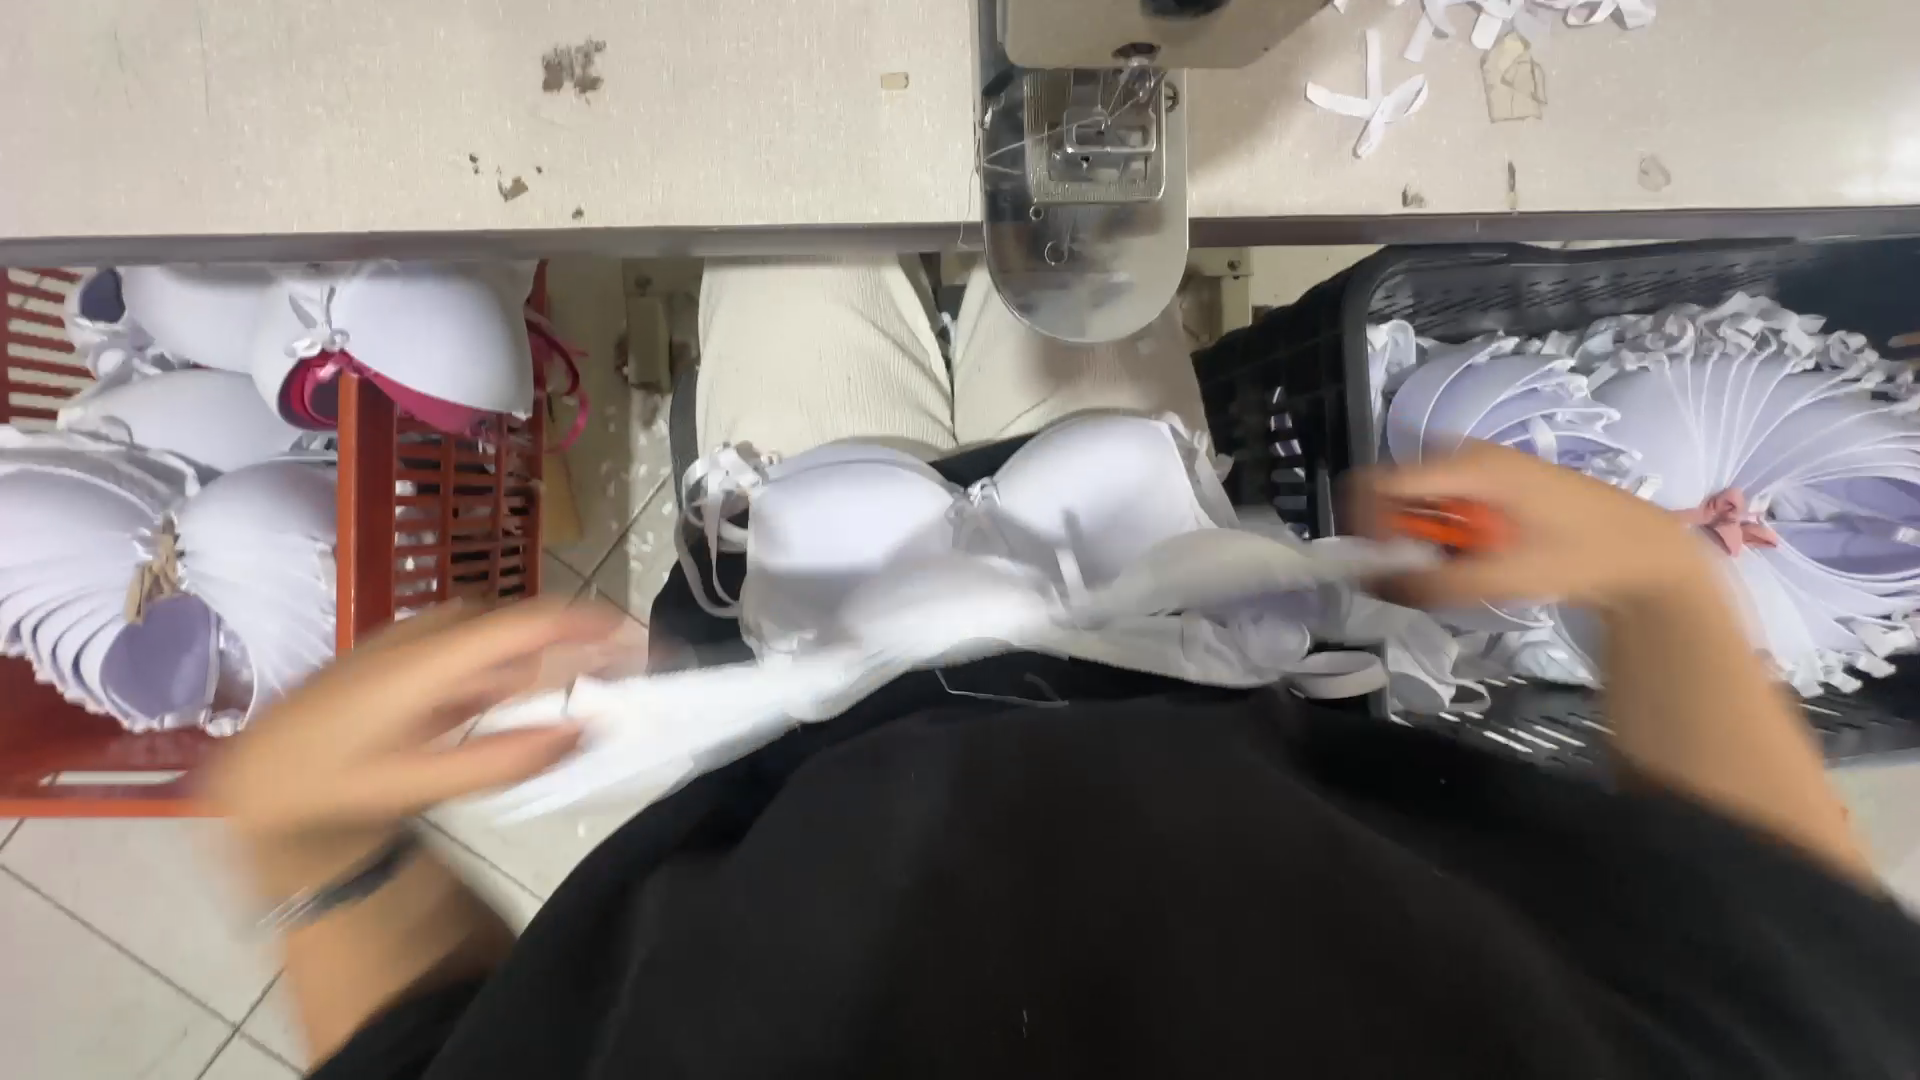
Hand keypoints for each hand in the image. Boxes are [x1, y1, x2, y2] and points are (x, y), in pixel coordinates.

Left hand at [204, 599, 635, 896]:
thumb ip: (503, 761)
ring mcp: (421, 638)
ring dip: (552, 653)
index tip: (641, 637)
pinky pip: (484, 647)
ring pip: (506, 635)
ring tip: (591, 681)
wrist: (253, 777)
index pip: (531, 622)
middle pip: (527, 623)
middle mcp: (432, 633)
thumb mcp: (416, 784)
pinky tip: (526, 695)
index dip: (592, 623)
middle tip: (627, 669)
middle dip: (583, 639)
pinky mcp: (417, 649)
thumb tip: (584, 730)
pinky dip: (520, 664)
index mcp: (433, 658)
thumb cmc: (329, 784)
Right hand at [1347, 440, 1713, 612]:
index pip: (1378, 482)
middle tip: (1420, 565)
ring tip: (1451, 559)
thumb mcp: (1506, 579)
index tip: (1381, 558)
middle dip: (1391, 531)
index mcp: (1469, 466)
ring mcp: (1478, 460)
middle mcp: (1465, 452)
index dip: (1365, 522)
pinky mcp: (1487, 473)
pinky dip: (1436, 526)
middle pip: (1391, 488)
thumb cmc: (1582, 558)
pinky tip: (1469, 548)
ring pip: (1411, 494)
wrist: (1648, 549)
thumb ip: (1432, 584)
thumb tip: (1369, 583)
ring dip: (1415, 531)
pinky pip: (1434, 496)